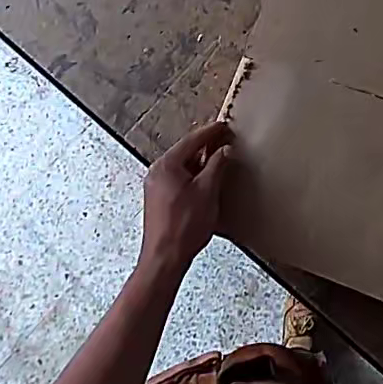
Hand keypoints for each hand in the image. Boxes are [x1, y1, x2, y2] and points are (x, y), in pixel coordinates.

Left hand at [138, 121, 233, 274]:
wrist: (165, 257)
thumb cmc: (184, 227)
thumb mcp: (208, 190)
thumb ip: (217, 165)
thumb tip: (224, 151)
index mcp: (167, 166)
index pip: (192, 140)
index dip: (211, 132)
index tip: (224, 126)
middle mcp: (157, 173)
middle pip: (186, 151)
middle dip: (207, 146)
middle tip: (226, 140)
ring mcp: (156, 187)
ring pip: (183, 165)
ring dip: (202, 162)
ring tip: (221, 159)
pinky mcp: (159, 199)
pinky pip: (179, 178)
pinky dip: (195, 174)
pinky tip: (208, 180)